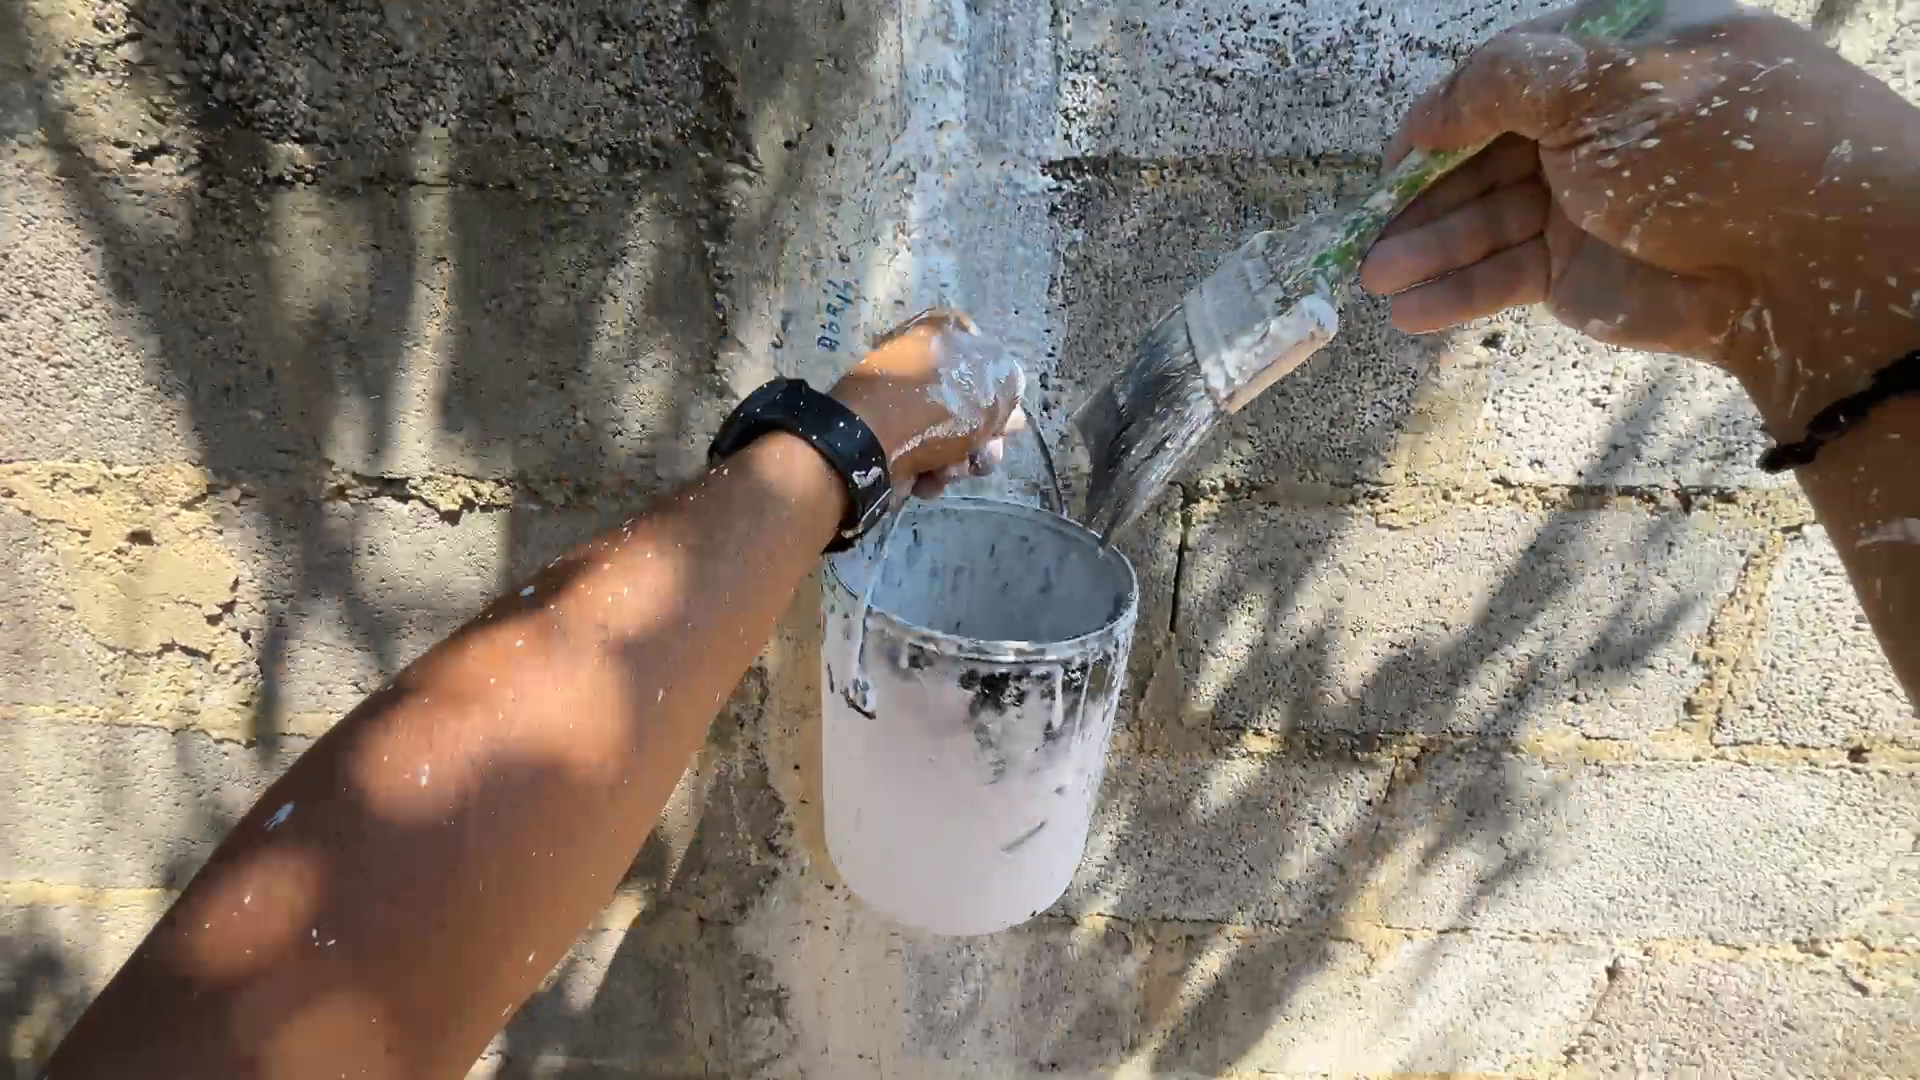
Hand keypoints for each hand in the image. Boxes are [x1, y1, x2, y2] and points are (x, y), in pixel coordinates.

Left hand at [829, 309, 1025, 498]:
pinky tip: (929, 477)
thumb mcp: (991, 387)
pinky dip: (934, 473)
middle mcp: (922, 369)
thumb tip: (1010, 408)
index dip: (1001, 382)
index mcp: (940, 336)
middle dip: (988, 436)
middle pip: (976, 405)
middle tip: (986, 449)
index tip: (1005, 405)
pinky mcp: (895, 447)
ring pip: (958, 440)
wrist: (870, 448)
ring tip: (951, 468)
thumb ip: (1011, 387)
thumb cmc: (933, 406)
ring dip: (964, 460)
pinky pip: (932, 461)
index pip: (984, 348)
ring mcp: (907, 411)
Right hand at [1358, 5, 1919, 376]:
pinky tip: (1411, 312)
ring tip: (1376, 280)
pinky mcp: (1564, 269)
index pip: (1503, 81)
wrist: (1800, 260)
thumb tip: (1424, 110)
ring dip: (1423, 252)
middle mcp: (1585, 133)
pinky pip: (1494, 277)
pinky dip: (1451, 295)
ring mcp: (1572, 204)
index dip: (1442, 118)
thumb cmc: (1714, 151)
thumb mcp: (1611, 89)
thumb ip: (1507, 85)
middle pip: (1476, 162)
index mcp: (1609, 67)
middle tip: (1365, 237)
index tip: (1397, 161)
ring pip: (1477, 225)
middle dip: (1419, 201)